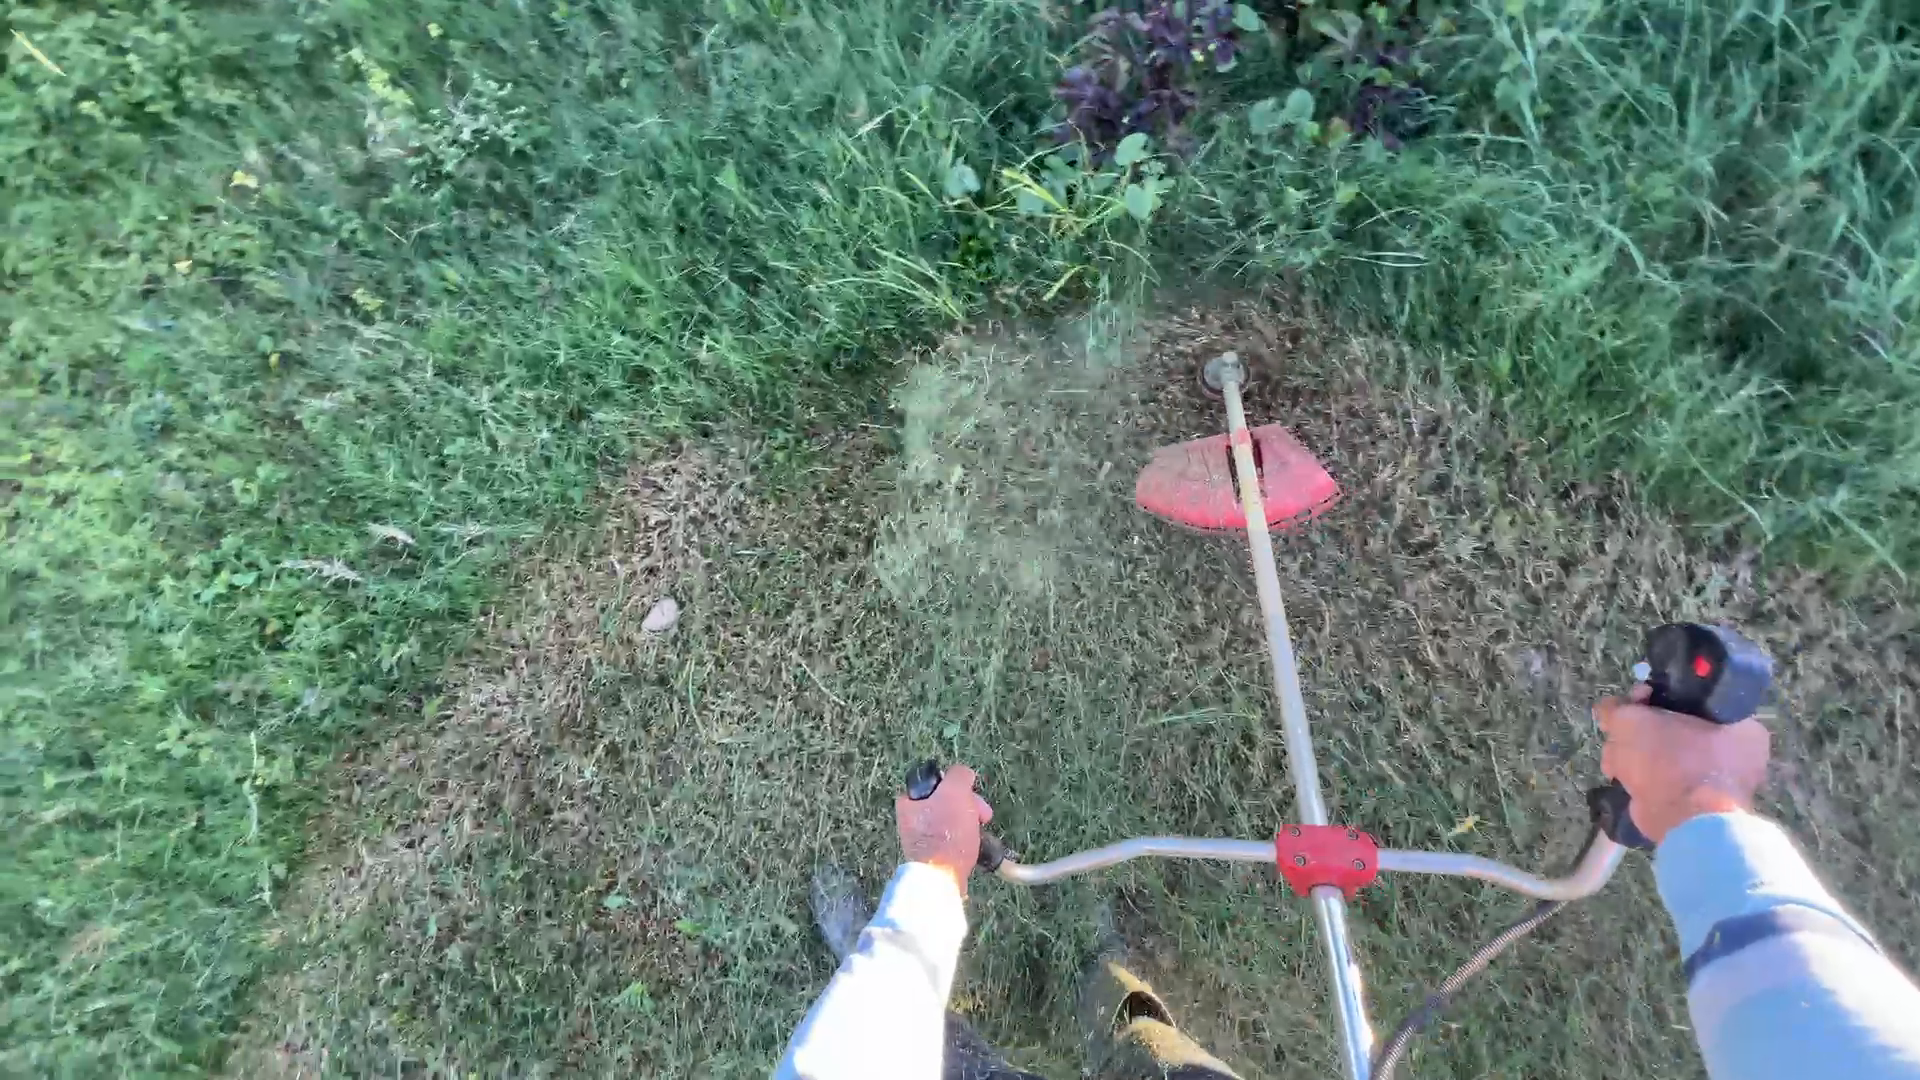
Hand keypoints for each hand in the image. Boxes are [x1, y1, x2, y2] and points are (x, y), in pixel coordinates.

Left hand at [895, 764, 993, 894]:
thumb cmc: (946, 833)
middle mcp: (910, 818)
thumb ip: (959, 775)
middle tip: (982, 816)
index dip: (959, 787)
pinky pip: (951, 840)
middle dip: (969, 806)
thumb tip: (964, 774)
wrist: (942, 877)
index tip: (971, 797)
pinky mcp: (931, 856)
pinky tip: (972, 846)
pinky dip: (964, 841)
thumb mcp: (955, 792)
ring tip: (979, 834)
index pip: (939, 782)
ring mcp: (920, 838)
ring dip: (969, 824)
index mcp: (909, 800)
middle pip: (947, 801)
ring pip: (952, 820)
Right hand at [1596, 683, 1770, 843]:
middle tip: (1619, 736)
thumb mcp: (1631, 719)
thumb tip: (1613, 707)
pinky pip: (1662, 776)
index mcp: (1739, 726)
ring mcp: (1718, 779)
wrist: (1683, 819)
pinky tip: (1625, 778)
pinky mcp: (1698, 799)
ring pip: (1658, 753)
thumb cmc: (1669, 760)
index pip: (1688, 700)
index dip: (1653, 699)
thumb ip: (1617, 706)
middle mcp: (1736, 752)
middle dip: (1633, 733)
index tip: (1633, 704)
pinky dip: (1641, 776)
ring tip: (1618, 764)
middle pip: (1667, 728)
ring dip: (1629, 755)